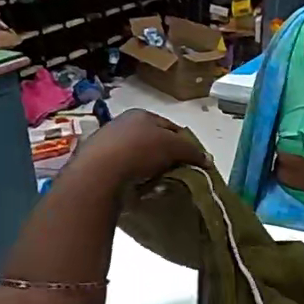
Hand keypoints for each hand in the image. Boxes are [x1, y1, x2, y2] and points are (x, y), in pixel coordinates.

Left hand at [62, 110, 207, 192]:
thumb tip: (207, 160)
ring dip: (147, 167)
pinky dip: (131, 178)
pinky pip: (122, 170)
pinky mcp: (96, 164)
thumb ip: (191, 151)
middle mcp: (121, 124)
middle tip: (176, 172)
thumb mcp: (172, 146)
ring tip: (158, 184)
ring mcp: (106, 143)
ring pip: (135, 155)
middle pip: (151, 140)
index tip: (192, 158)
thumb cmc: (139, 150)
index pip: (169, 126)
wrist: (99, 171)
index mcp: (140, 114)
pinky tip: (137, 188)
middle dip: (164, 155)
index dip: (183, 141)